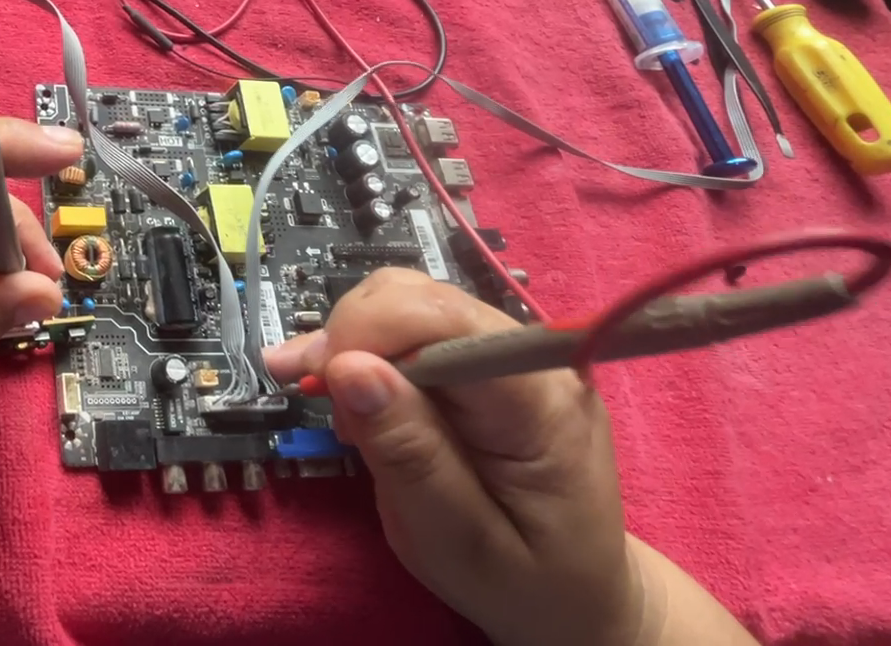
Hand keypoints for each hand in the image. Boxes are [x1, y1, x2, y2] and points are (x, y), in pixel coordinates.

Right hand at [265, 270, 641, 645]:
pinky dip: (354, 346)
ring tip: (325, 395)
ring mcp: (500, 348)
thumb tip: (349, 368)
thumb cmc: (525, 580)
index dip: (368, 331)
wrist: (575, 593)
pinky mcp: (473, 354)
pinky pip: (400, 323)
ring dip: (347, 341)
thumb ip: (409, 456)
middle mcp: (526, 354)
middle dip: (350, 336)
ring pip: (399, 300)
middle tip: (315, 393)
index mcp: (539, 400)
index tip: (321, 381)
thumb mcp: (458, 540)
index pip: (444, 319)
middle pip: (415, 298)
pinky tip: (324, 377)